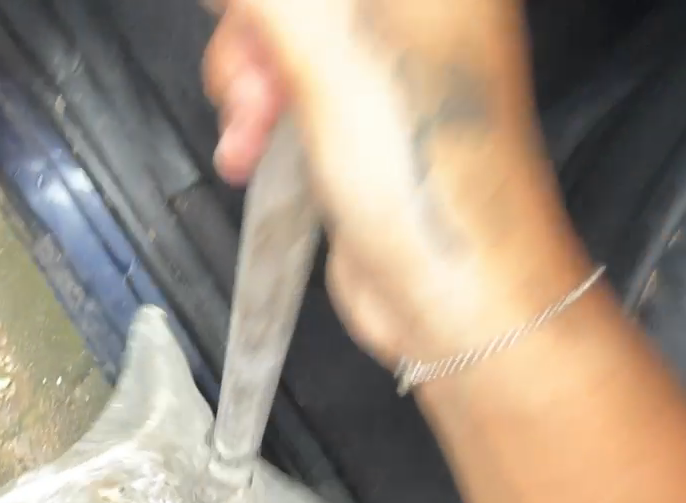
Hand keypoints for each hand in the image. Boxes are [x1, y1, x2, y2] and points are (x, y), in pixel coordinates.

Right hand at [203, 0, 594, 368]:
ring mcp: (376, 67)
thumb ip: (278, 1)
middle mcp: (408, 8)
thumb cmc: (418, 177)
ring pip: (279, 38)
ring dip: (243, 87)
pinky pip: (285, 91)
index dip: (266, 2)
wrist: (446, 290)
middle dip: (250, 39)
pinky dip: (256, 118)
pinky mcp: (349, 120)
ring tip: (246, 141)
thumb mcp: (338, 61)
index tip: (239, 23)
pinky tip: (247, 154)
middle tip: (250, 93)